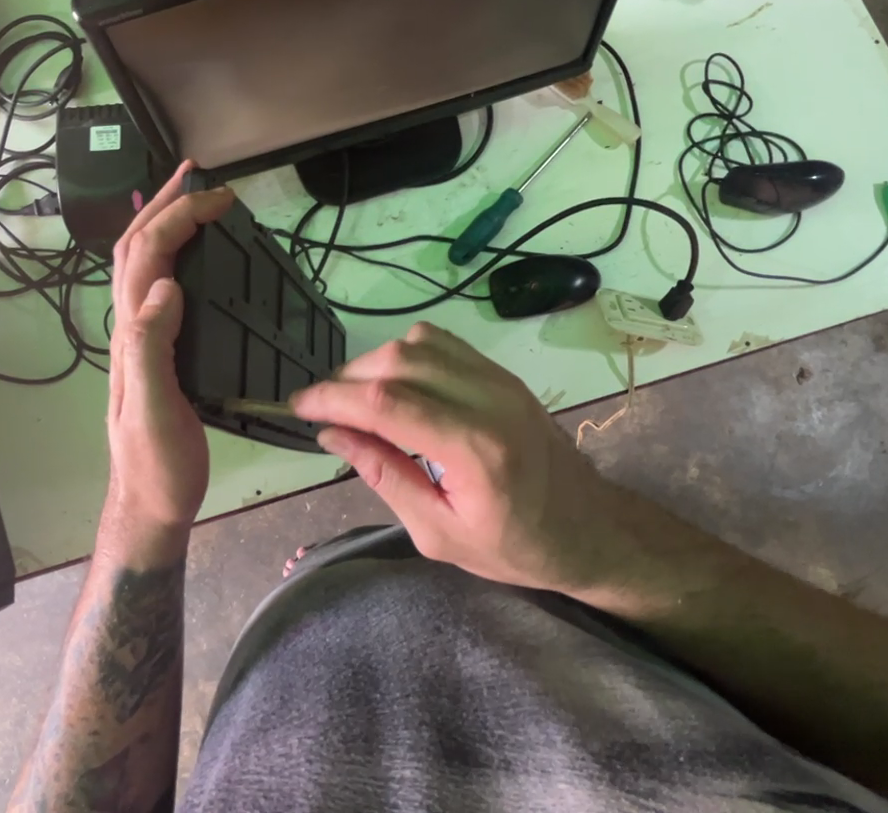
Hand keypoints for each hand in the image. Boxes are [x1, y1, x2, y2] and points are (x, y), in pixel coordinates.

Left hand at [105, 162, 234, 531]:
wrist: (150, 504)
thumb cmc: (157, 463)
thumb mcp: (156, 409)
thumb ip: (152, 346)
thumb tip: (166, 284)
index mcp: (133, 333)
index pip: (147, 257)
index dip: (177, 217)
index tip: (218, 198)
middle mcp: (132, 328)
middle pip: (136, 250)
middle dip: (163, 205)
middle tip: (197, 175)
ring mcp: (142, 340)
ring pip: (143, 267)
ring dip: (163, 224)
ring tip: (191, 200)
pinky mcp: (159, 354)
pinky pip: (159, 290)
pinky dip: (173, 258)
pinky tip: (191, 261)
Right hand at [291, 323, 673, 603]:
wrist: (590, 527)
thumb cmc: (515, 547)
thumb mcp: (439, 532)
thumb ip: (384, 475)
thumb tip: (331, 435)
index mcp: (474, 451)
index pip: (387, 404)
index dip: (333, 399)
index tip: (297, 407)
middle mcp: (488, 400)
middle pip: (398, 362)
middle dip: (347, 380)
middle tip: (325, 411)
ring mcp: (499, 379)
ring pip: (417, 342)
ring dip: (374, 364)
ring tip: (356, 399)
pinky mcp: (502, 373)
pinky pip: (441, 341)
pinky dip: (405, 354)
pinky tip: (395, 385)